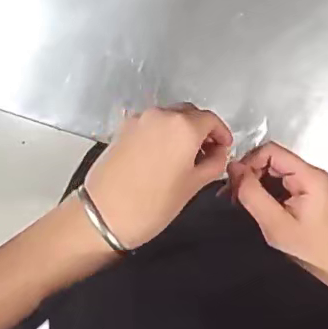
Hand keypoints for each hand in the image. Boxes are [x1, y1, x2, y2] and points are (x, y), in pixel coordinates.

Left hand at [84, 104, 234, 248]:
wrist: (103, 214)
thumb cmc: (152, 204)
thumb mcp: (193, 186)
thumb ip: (214, 163)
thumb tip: (218, 153)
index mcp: (183, 126)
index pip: (211, 120)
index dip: (221, 133)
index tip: (224, 147)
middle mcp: (160, 115)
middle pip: (189, 113)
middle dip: (201, 130)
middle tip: (208, 153)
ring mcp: (138, 120)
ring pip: (169, 117)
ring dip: (181, 130)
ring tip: (184, 157)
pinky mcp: (122, 129)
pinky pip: (150, 124)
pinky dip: (161, 133)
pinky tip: (163, 156)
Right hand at [226, 143, 327, 321]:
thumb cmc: (314, 258)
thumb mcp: (275, 224)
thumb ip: (252, 192)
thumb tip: (234, 169)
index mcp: (311, 177)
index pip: (271, 151)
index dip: (248, 163)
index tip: (234, 182)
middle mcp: (313, 179)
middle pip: (271, 161)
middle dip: (249, 176)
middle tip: (234, 197)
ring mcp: (310, 191)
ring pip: (273, 175)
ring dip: (254, 188)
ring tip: (241, 206)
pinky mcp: (306, 202)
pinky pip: (279, 189)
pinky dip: (263, 197)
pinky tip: (253, 211)